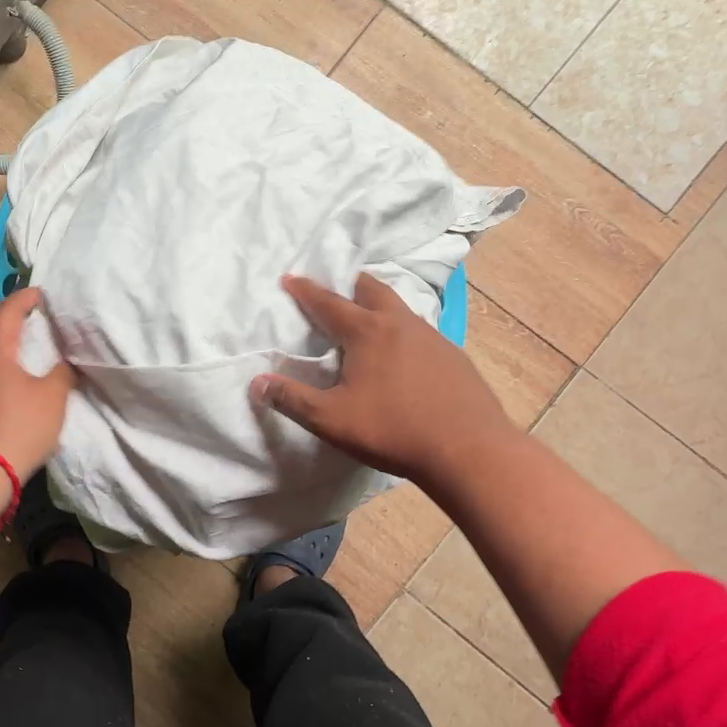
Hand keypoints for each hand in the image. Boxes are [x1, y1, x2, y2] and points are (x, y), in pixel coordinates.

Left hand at [0, 287, 75, 476]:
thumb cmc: (20, 427)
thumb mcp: (53, 397)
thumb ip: (64, 371)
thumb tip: (68, 359)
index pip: (8, 311)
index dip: (26, 298)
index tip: (42, 294)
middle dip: (20, 326)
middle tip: (45, 326)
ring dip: (12, 352)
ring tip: (36, 357)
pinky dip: (4, 373)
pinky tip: (20, 387)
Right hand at [251, 273, 522, 489]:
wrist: (469, 449)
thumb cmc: (394, 430)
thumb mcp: (332, 420)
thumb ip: (292, 399)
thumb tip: (257, 382)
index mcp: (368, 332)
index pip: (329, 302)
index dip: (306, 290)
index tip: (290, 277)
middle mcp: (401, 324)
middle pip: (372, 290)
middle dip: (351, 285)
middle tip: (338, 286)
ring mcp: (433, 338)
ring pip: (400, 309)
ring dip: (379, 306)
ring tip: (369, 318)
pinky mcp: (454, 358)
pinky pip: (421, 333)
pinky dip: (403, 332)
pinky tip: (404, 355)